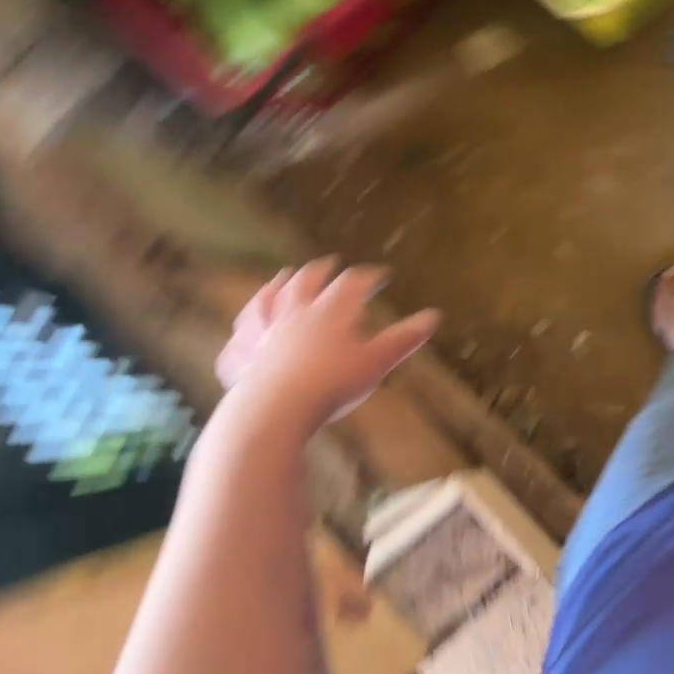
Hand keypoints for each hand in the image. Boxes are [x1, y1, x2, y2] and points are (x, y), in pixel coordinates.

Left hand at [215, 258, 439, 432]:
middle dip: (319, 271)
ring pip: (265, 301)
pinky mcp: (242, 357)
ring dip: (275, 287)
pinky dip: (243, 332)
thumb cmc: (333, 382)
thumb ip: (405, 338)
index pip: (350, 282)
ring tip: (280, 280)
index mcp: (329, 311)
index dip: (367, 276)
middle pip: (304, 282)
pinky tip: (242, 335)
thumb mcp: (378, 361)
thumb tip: (434, 315)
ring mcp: (263, 333)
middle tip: (329, 264)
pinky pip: (239, 339)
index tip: (381, 274)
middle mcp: (292, 313)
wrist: (275, 409)